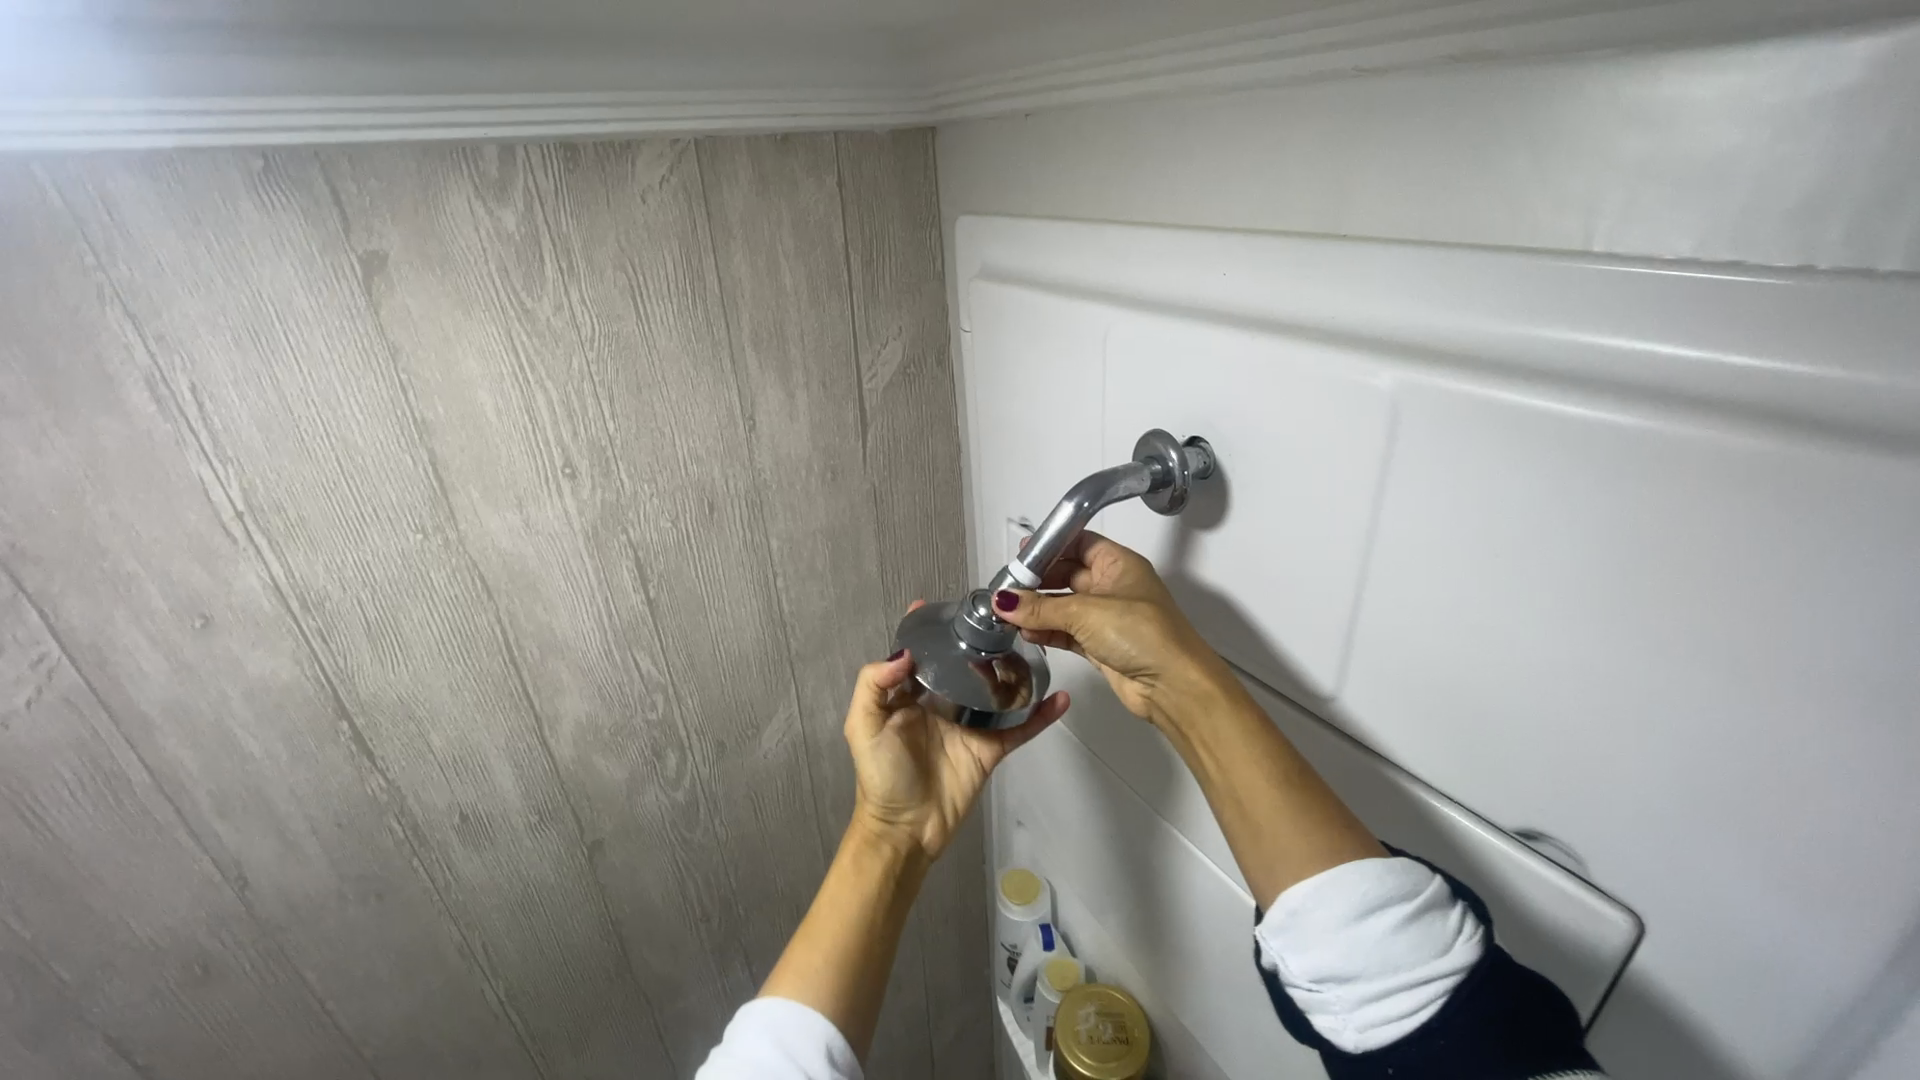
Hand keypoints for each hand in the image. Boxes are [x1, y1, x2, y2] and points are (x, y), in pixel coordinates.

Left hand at [844, 603, 1069, 859]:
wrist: (905, 829)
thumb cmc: (882, 775)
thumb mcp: (862, 726)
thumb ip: (873, 685)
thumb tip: (906, 652)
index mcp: (909, 697)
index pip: (920, 656)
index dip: (926, 632)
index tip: (938, 605)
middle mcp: (940, 705)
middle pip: (964, 667)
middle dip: (979, 644)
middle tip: (1001, 620)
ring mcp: (968, 726)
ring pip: (996, 691)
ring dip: (1015, 672)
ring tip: (1033, 645)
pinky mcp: (990, 749)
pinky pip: (1018, 727)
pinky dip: (1040, 715)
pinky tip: (1061, 697)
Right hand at [992, 531, 1233, 726]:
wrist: (1173, 686)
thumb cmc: (1139, 633)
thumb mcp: (1086, 612)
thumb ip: (1041, 607)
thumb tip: (1001, 601)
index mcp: (1119, 564)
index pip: (1080, 542)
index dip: (1052, 545)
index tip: (1021, 553)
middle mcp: (1113, 587)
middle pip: (1068, 574)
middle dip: (1038, 581)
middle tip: (1006, 588)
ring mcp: (1107, 618)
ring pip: (1064, 606)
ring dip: (1038, 611)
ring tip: (1006, 614)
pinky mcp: (1101, 646)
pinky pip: (1067, 633)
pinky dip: (1047, 633)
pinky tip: (1024, 634)